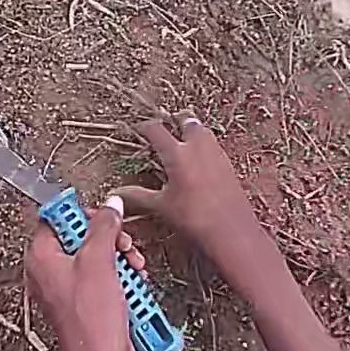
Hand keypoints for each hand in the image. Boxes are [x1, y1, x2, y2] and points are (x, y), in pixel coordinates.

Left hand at [25, 196, 145, 350]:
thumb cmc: (91, 321)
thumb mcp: (100, 261)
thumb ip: (105, 227)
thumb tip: (111, 205)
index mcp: (41, 257)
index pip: (56, 217)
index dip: (82, 214)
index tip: (103, 217)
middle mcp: (48, 271)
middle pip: (79, 236)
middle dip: (108, 238)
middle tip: (123, 245)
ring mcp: (67, 288)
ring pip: (95, 256)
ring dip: (119, 257)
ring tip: (133, 266)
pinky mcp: (84, 303)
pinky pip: (102, 277)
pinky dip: (119, 276)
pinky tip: (133, 283)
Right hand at [112, 112, 289, 298]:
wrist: (232, 231)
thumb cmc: (195, 218)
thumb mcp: (162, 206)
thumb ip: (138, 196)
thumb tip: (117, 193)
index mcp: (177, 153)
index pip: (156, 130)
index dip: (145, 127)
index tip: (139, 128)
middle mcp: (198, 147)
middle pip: (186, 121)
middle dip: (175, 120)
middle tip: (166, 124)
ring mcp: (216, 154)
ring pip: (203, 131)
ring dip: (192, 130)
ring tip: (182, 139)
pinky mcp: (228, 164)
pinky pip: (214, 146)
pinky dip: (204, 145)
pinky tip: (200, 160)